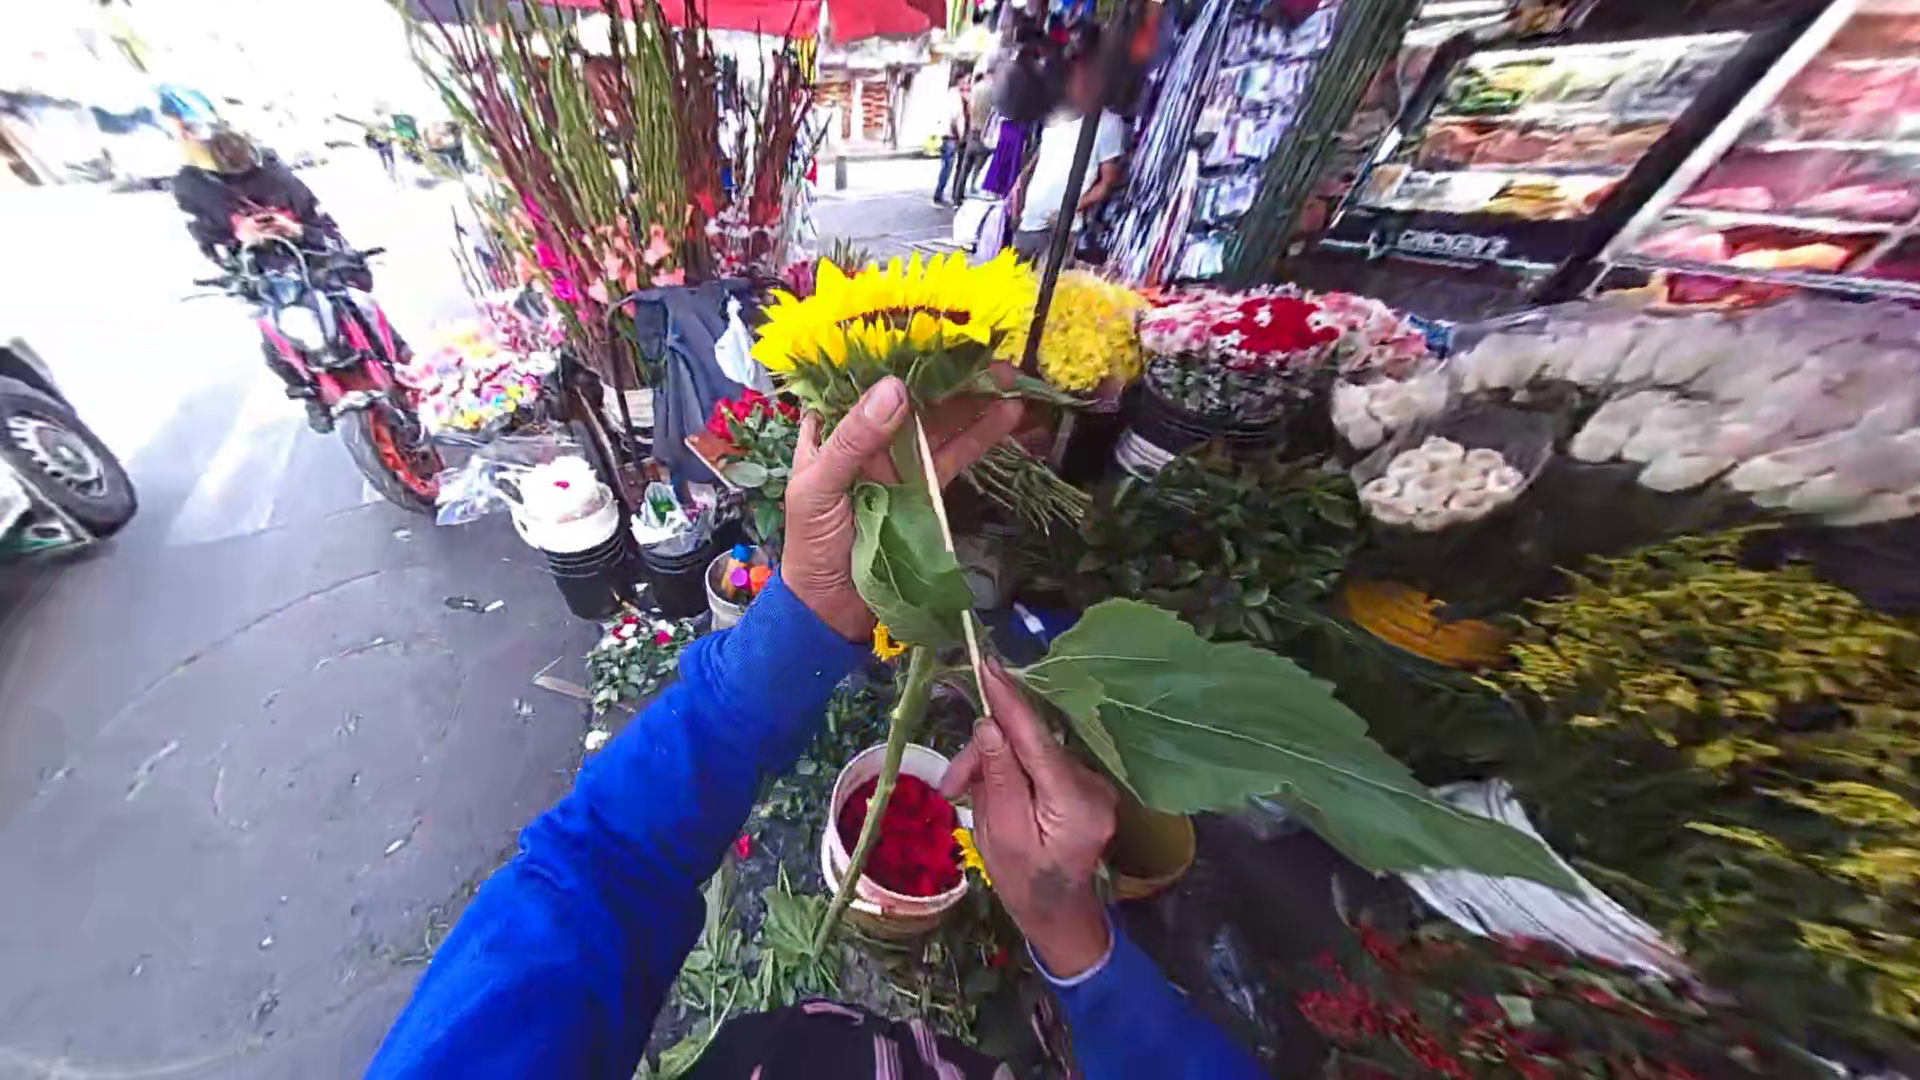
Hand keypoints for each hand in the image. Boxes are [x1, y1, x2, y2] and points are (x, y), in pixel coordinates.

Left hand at [782, 373, 1022, 641]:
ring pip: (940, 424)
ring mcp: (901, 463)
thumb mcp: (818, 487)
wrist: (833, 606)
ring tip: (1011, 378)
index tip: (937, 334)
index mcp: (834, 429)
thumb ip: (853, 440)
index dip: (902, 356)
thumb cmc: (812, 543)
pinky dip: (979, 437)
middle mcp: (870, 438)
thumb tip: (896, 388)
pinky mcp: (927, 489)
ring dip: (974, 401)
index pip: (867, 381)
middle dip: (950, 375)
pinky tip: (1006, 416)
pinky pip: (953, 457)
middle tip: (991, 353)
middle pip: (913, 398)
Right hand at [942, 660, 1117, 977]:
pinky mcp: (1081, 778)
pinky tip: (988, 788)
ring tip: (961, 790)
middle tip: (952, 784)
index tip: (987, 665)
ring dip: (991, 761)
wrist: (1057, 913)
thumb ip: (997, 777)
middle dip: (984, 751)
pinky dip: (1008, 766)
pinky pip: (1037, 757)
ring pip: (1029, 747)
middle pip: (1028, 742)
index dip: (1009, 700)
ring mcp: (1090, 779)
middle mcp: (1091, 783)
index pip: (1037, 738)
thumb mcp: (1000, 835)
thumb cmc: (1024, 885)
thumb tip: (987, 724)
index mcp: (1075, 803)